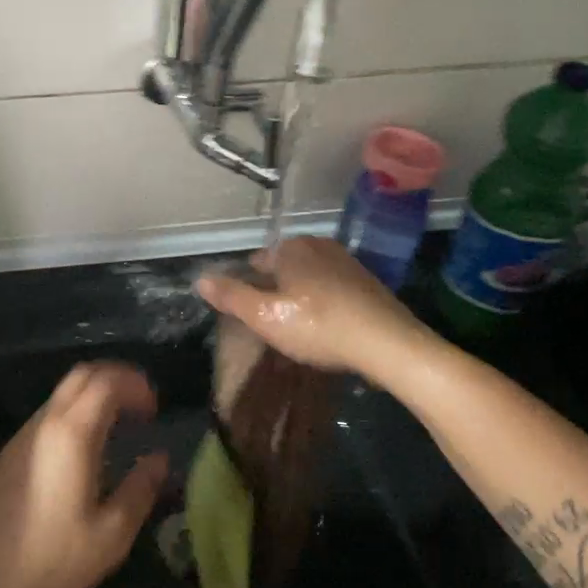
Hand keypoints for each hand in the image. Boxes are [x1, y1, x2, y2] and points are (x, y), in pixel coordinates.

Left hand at [0, 362, 169, 587]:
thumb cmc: (49, 559)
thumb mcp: (109, 536)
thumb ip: (139, 491)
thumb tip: (159, 459)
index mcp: (70, 433)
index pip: (105, 381)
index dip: (134, 383)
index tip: (155, 407)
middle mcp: (43, 423)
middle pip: (80, 375)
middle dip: (115, 378)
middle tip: (141, 405)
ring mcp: (20, 437)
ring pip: (60, 394)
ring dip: (93, 396)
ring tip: (118, 428)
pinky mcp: (7, 455)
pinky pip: (47, 416)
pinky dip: (74, 414)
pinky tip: (85, 453)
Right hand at [196, 237, 436, 376]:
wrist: (388, 343)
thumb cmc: (319, 326)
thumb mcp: (266, 317)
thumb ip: (231, 297)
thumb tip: (200, 279)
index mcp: (290, 248)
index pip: (256, 263)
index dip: (250, 289)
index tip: (253, 316)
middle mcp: (317, 245)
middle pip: (284, 268)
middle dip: (277, 291)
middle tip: (276, 326)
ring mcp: (346, 261)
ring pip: (310, 277)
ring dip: (302, 297)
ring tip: (301, 330)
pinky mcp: (367, 281)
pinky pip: (334, 288)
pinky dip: (326, 303)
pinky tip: (329, 328)